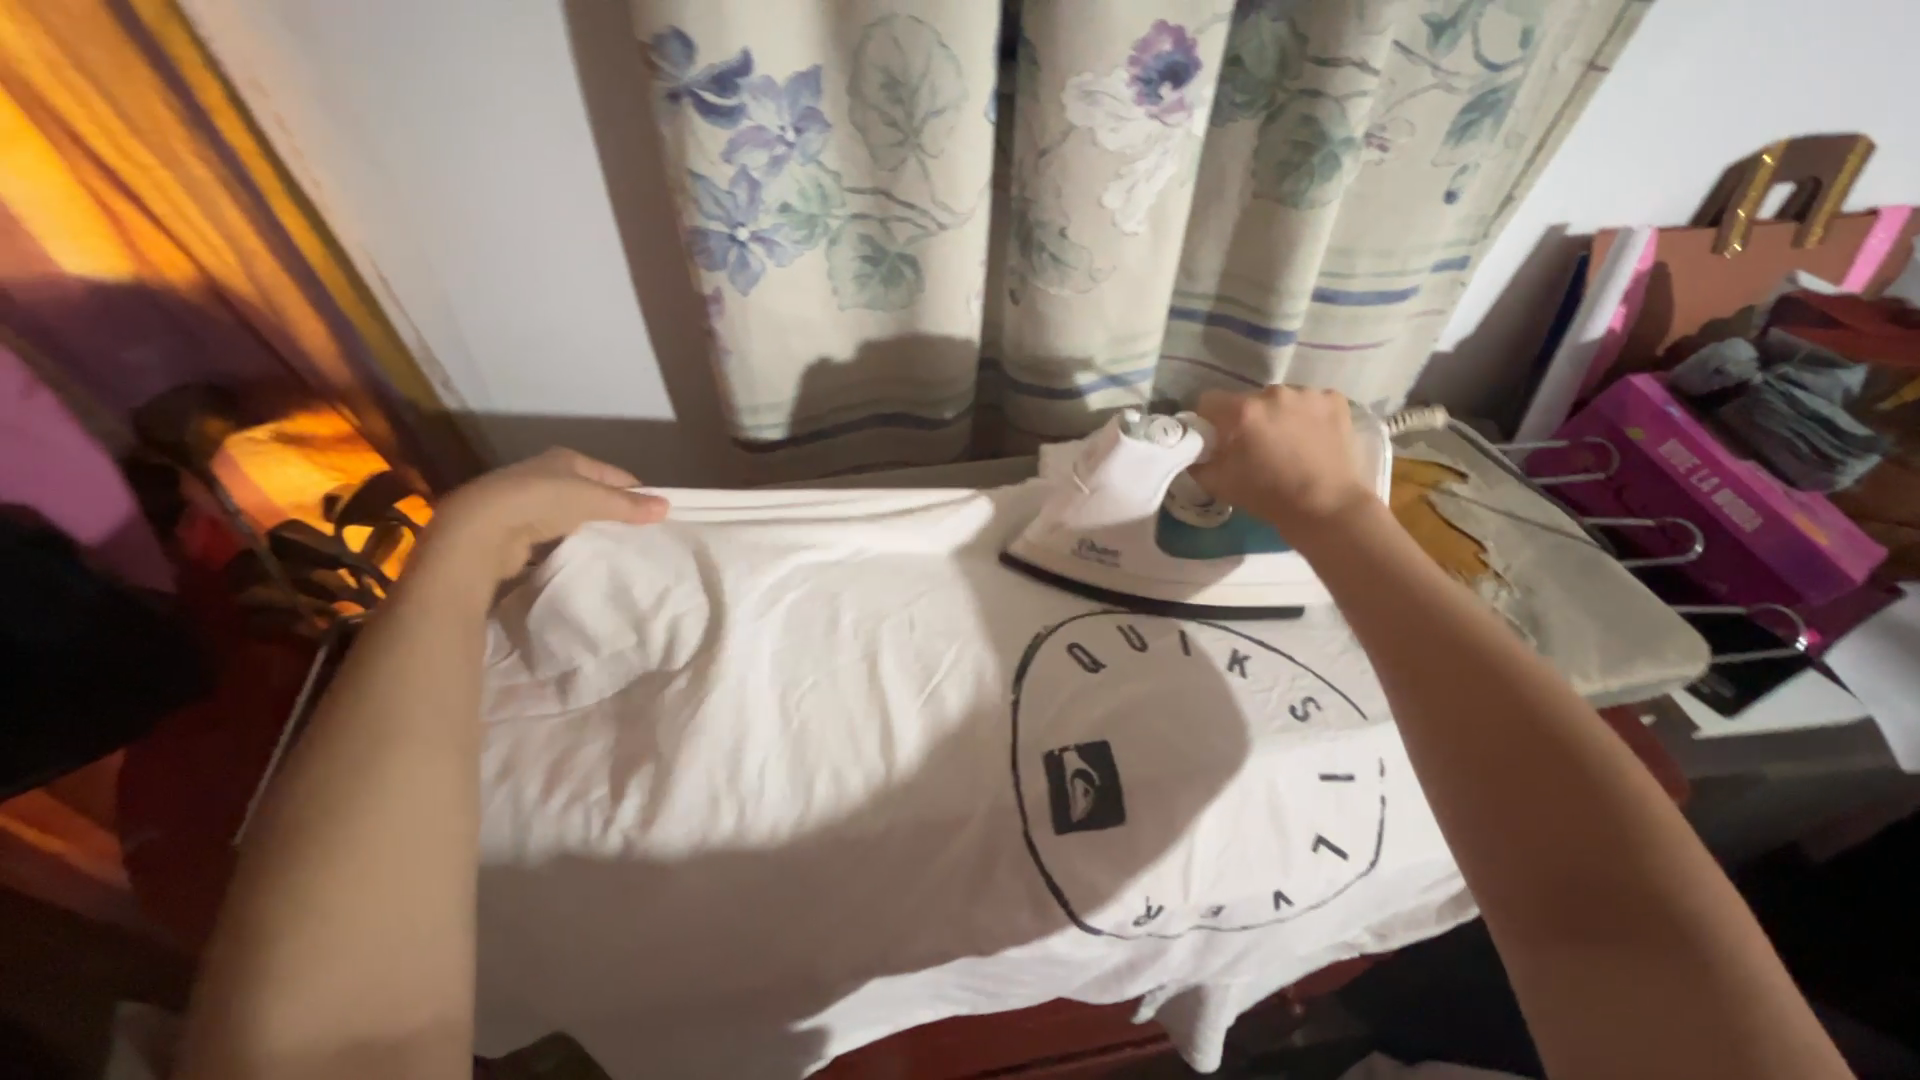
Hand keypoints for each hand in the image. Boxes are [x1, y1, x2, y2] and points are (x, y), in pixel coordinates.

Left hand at [417, 448, 668, 582]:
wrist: (482, 528)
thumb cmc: (542, 500)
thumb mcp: (593, 499)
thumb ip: (629, 505)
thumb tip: (667, 506)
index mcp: (567, 459)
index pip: (614, 475)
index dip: (636, 493)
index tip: (656, 516)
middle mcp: (548, 475)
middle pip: (594, 494)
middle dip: (615, 512)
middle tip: (639, 535)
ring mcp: (530, 502)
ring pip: (575, 515)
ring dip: (591, 529)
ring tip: (615, 549)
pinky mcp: (518, 528)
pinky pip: (557, 535)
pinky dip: (571, 543)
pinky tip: (583, 556)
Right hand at [1187, 386, 1373, 538]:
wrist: (1328, 508)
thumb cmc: (1269, 497)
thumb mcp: (1219, 484)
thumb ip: (1197, 462)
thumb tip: (1193, 451)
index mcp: (1242, 411)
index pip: (1209, 401)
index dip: (1208, 420)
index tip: (1217, 439)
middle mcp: (1273, 393)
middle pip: (1248, 400)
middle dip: (1247, 419)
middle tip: (1256, 447)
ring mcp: (1308, 394)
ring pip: (1281, 400)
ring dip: (1279, 416)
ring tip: (1289, 444)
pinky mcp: (1335, 400)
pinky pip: (1311, 402)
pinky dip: (1308, 416)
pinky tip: (1312, 438)